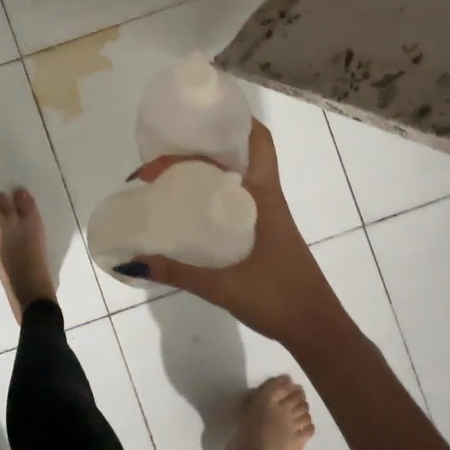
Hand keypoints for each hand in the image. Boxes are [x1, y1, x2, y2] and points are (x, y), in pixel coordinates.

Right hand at [130, 121, 353, 351]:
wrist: (319, 333)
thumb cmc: (279, 299)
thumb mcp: (223, 287)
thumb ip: (176, 271)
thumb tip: (130, 260)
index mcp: (264, 197)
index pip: (257, 143)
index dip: (234, 120)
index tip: (196, 116)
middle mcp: (267, 199)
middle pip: (239, 155)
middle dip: (204, 145)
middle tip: (165, 149)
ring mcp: (268, 217)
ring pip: (236, 178)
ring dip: (207, 170)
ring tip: (167, 174)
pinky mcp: (264, 235)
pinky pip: (235, 200)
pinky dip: (212, 194)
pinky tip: (187, 208)